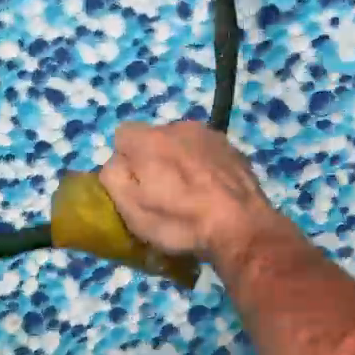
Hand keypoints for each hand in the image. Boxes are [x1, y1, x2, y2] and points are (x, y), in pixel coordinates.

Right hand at [98, 121, 284, 259]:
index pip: (122, 136)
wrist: (241, 228)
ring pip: (184, 146)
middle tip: (163, 195)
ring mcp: (211, 136)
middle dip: (154, 161)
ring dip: (182, 164)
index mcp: (149, 138)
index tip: (135, 188)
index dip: (125, 162)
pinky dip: (206, 170)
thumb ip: (113, 177)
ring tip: (192, 196)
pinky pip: (208, 156)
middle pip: (155, 140)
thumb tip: (117, 164)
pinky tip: (213, 195)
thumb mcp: (130, 209)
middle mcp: (179, 126)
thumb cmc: (180, 221)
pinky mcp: (234, 150)